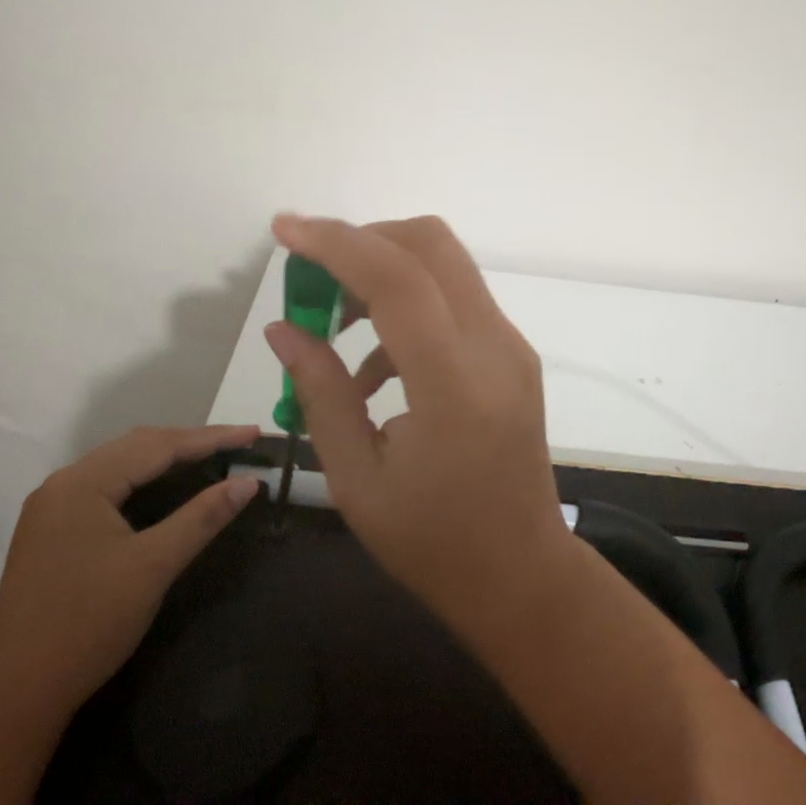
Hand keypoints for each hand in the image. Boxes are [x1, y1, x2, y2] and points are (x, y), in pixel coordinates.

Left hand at [0, 425, 261, 718]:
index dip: (212, 438)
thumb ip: (202, 517)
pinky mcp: (52, 532)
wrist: (16, 691)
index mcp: (83, 483)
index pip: (158, 445)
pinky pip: (107, 488)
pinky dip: (144, 480)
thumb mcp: (154, 566)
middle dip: (190, 442)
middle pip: (136, 447)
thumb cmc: (88, 622)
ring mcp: (53, 509)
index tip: (255, 434)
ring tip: (213, 458)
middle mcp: (63, 484)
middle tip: (240, 444)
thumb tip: (249, 482)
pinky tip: (165, 488)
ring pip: (120, 466)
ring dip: (167, 459)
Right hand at [263, 214, 572, 620]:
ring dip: (384, 273)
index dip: (336, 243)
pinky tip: (373, 369)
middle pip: (431, 245)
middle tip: (311, 279)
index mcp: (455, 386)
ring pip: (446, 266)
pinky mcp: (514, 355)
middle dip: (363, 242)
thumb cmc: (433, 543)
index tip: (283, 230)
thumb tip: (283, 329)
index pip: (397, 279)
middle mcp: (495, 349)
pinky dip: (409, 307)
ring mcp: (512, 348)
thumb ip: (321, 394)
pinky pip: (457, 302)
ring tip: (333, 329)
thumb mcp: (357, 480)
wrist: (522, 573)